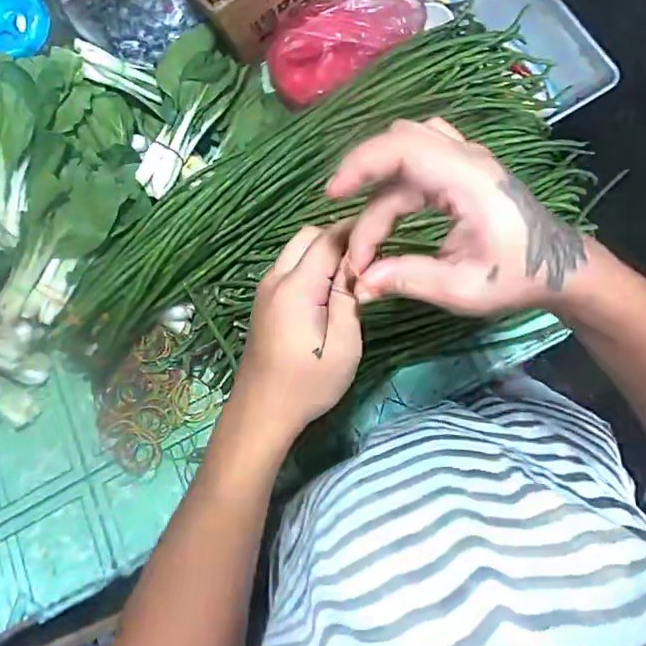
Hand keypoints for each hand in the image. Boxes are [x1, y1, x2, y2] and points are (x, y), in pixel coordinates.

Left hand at [225, 222, 362, 446]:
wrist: (261, 413)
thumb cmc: (307, 385)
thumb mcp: (343, 346)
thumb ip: (350, 298)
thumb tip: (359, 263)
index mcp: (296, 288)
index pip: (328, 239)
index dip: (357, 232)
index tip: (384, 236)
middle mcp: (276, 279)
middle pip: (309, 235)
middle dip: (340, 236)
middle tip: (370, 256)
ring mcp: (266, 289)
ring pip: (297, 248)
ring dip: (325, 250)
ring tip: (355, 272)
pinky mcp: (265, 301)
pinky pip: (290, 266)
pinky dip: (312, 264)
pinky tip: (332, 287)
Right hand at [327, 118, 587, 316]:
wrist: (558, 267)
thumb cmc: (517, 277)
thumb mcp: (463, 289)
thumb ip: (409, 279)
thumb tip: (360, 284)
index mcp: (469, 179)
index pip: (403, 148)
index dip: (361, 164)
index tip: (334, 197)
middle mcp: (467, 158)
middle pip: (401, 140)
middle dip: (364, 174)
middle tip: (343, 213)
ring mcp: (467, 158)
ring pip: (408, 145)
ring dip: (380, 176)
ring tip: (365, 218)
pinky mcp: (464, 167)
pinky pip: (420, 154)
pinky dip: (395, 177)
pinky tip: (387, 210)